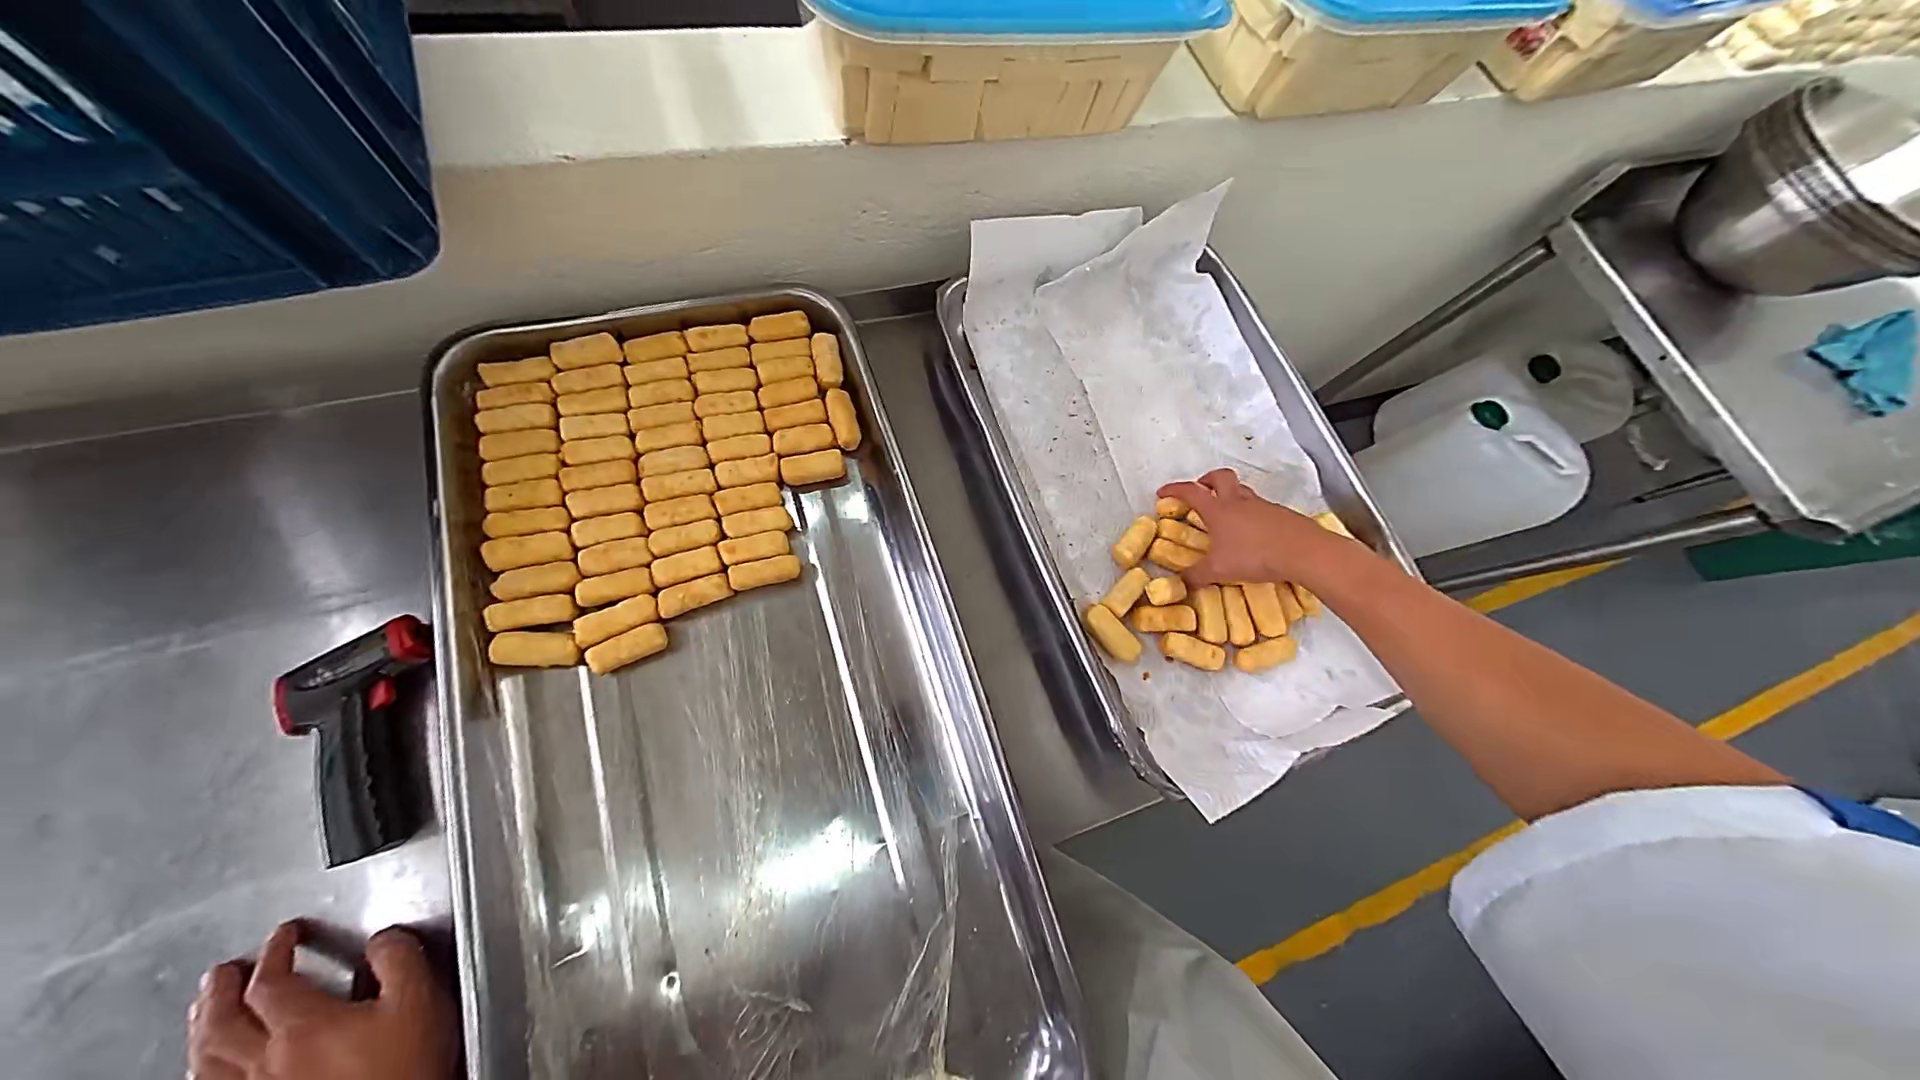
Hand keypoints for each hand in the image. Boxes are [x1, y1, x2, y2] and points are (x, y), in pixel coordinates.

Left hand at [187, 922, 455, 1079]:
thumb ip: (399, 959)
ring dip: (202, 1031)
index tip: (286, 934)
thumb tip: (383, 939)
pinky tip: (213, 1069)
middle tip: (223, 971)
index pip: (271, 982)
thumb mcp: (419, 999)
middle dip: (220, 992)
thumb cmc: (407, 1065)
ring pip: (206, 1064)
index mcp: (304, 1028)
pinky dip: (205, 1072)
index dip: (276, 951)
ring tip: (205, 1014)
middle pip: (221, 1025)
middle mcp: (266, 1066)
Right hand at [1157, 468, 1358, 587]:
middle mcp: (1239, 502)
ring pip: (1242, 491)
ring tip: (1226, 515)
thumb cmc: (1255, 556)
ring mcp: (1263, 506)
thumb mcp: (1218, 571)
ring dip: (1231, 496)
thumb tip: (1179, 584)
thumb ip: (1196, 576)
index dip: (1174, 490)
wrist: (1304, 552)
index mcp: (1218, 510)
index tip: (1163, 493)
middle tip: (1201, 490)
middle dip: (1207, 480)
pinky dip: (1251, 514)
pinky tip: (1253, 533)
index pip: (1191, 491)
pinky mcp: (1282, 515)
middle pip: (1221, 477)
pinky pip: (1261, 508)